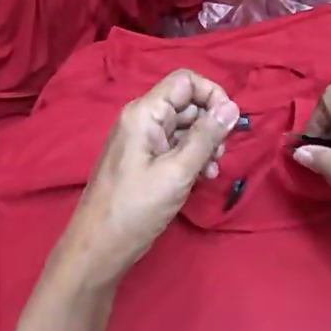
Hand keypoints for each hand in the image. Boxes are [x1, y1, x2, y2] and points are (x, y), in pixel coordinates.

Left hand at [52, 69, 240, 289]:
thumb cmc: (136, 209)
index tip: (230, 121)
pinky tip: (202, 178)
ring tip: (212, 170)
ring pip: (184, 126)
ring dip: (204, 143)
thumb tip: (232, 107)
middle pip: (186, 103)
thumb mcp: (178, 171)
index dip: (212, 94)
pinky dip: (193, 157)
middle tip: (220, 154)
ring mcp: (142, 140)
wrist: (98, 248)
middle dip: (210, 123)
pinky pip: (175, 146)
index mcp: (144, 113)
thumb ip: (206, 137)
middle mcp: (142, 119)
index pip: (185, 81)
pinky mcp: (144, 160)